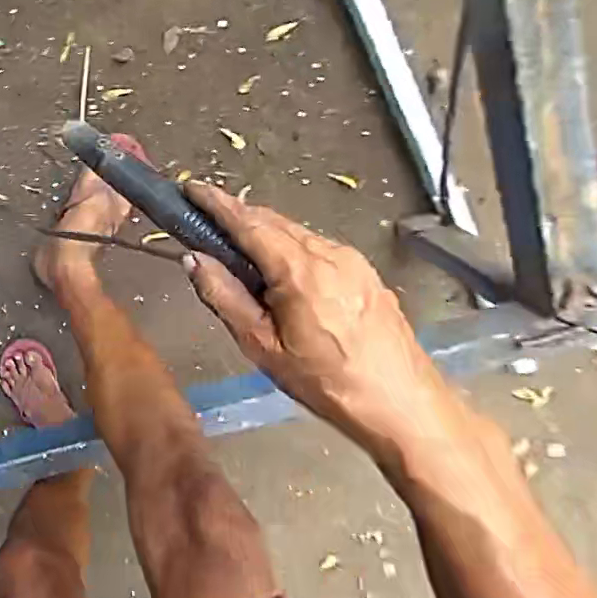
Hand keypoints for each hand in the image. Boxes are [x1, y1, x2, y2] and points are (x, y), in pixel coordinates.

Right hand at [180, 182, 460, 461]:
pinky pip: (314, 246)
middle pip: (272, 220)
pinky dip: (284, 244)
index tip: (190, 189)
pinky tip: (272, 264)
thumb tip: (194, 259)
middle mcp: (330, 255)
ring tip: (231, 240)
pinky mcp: (365, 274)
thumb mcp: (260, 344)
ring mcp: (353, 262)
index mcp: (301, 271)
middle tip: (202, 213)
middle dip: (235, 213)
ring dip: (259, 229)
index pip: (249, 223)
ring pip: (294, 232)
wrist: (406, 408)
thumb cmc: (326, 382)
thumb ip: (223, 295)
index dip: (216, 203)